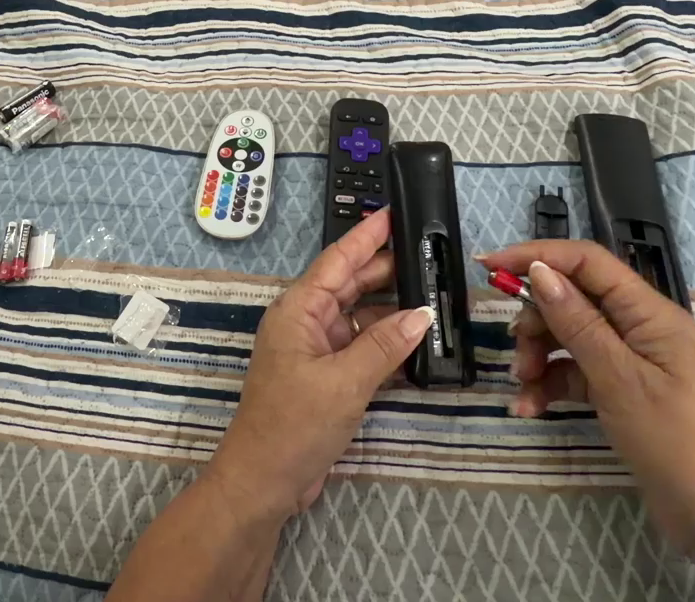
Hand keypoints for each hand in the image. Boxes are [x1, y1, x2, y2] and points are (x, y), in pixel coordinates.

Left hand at [206, 210, 433, 521]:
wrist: (263, 481)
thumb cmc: (294, 424)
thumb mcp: (344, 383)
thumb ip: (383, 346)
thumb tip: (422, 314)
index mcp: (298, 310)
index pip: (337, 260)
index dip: (366, 236)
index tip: (393, 213)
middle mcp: (305, 321)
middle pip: (349, 284)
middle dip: (386, 269)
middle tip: (428, 255)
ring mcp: (314, 348)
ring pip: (357, 315)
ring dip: (389, 308)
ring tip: (431, 294)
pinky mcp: (325, 375)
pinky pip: (358, 345)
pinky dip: (384, 340)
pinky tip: (413, 338)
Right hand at [480, 240, 694, 601]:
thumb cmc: (682, 445)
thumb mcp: (620, 380)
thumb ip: (577, 322)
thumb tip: (538, 269)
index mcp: (649, 313)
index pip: (586, 261)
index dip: (536, 255)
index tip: (488, 267)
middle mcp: (640, 329)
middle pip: (573, 299)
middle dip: (535, 319)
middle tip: (515, 352)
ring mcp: (633, 363)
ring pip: (570, 336)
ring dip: (538, 356)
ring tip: (523, 389)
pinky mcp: (626, 394)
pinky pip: (577, 373)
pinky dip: (551, 385)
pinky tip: (531, 408)